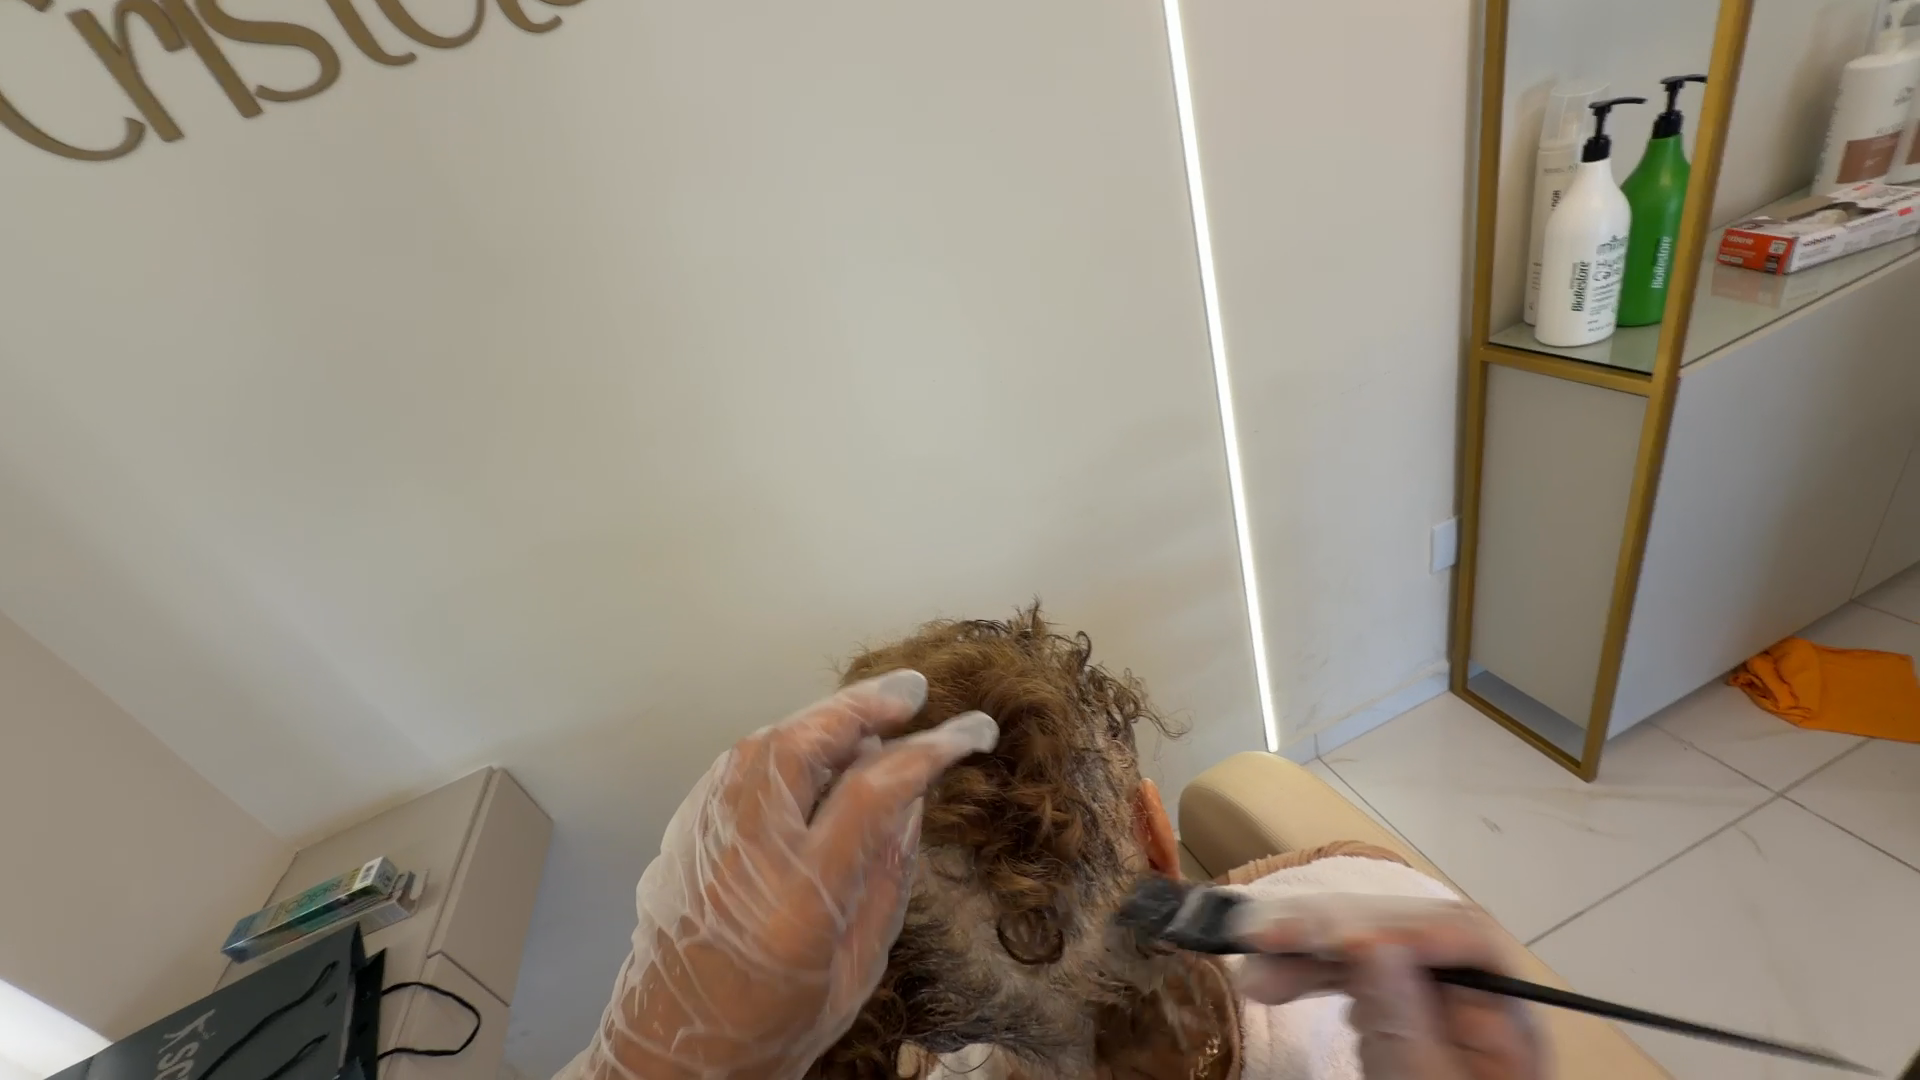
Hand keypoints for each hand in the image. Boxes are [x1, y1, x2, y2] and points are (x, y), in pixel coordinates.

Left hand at [569, 671, 997, 1079]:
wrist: (671, 1053)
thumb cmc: (776, 1022)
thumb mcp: (861, 961)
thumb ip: (891, 869)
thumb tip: (915, 791)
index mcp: (800, 897)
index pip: (874, 791)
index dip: (930, 751)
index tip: (970, 734)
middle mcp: (745, 849)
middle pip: (807, 741)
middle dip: (867, 706)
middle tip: (913, 691)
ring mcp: (705, 830)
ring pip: (773, 738)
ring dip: (830, 716)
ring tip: (878, 709)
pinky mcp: (686, 822)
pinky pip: (748, 759)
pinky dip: (793, 739)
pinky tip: (822, 746)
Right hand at [1235, 896, 1543, 1079]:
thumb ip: (1401, 1016)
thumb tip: (1372, 939)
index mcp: (1498, 1015)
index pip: (1459, 934)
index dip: (1395, 924)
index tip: (1331, 938)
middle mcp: (1465, 992)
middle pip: (1396, 930)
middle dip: (1324, 930)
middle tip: (1261, 941)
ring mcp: (1426, 997)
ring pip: (1361, 945)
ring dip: (1300, 950)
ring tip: (1251, 975)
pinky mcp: (1393, 1006)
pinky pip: (1347, 970)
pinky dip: (1305, 970)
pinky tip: (1277, 984)